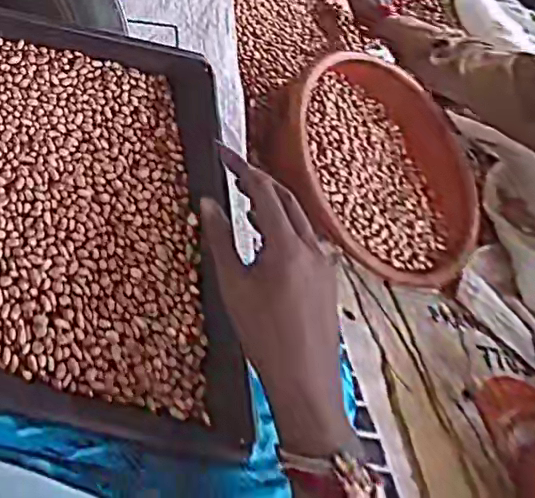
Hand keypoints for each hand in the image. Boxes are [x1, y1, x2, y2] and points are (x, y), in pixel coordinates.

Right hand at [200, 147, 356, 460]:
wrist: (306, 384)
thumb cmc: (263, 333)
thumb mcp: (232, 283)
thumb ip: (219, 237)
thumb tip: (208, 202)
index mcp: (287, 245)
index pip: (263, 190)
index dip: (241, 166)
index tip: (221, 151)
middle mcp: (312, 248)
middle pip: (285, 198)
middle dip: (258, 178)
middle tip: (231, 167)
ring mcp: (324, 264)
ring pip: (297, 217)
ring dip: (271, 200)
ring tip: (243, 196)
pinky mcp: (327, 279)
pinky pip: (305, 236)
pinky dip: (282, 223)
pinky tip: (265, 233)